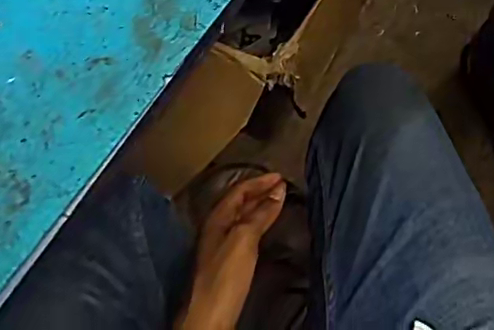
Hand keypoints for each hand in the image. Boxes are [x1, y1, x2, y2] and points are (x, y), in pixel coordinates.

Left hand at [174, 172, 286, 329]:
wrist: (209, 321)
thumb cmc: (225, 275)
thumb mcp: (245, 238)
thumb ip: (261, 213)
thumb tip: (278, 190)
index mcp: (217, 218)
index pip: (239, 190)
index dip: (260, 181)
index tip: (281, 177)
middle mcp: (217, 228)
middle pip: (240, 203)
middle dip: (261, 192)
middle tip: (284, 187)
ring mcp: (220, 246)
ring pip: (243, 218)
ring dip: (261, 207)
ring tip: (280, 202)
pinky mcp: (226, 263)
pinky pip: (245, 232)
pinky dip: (259, 224)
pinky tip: (267, 227)